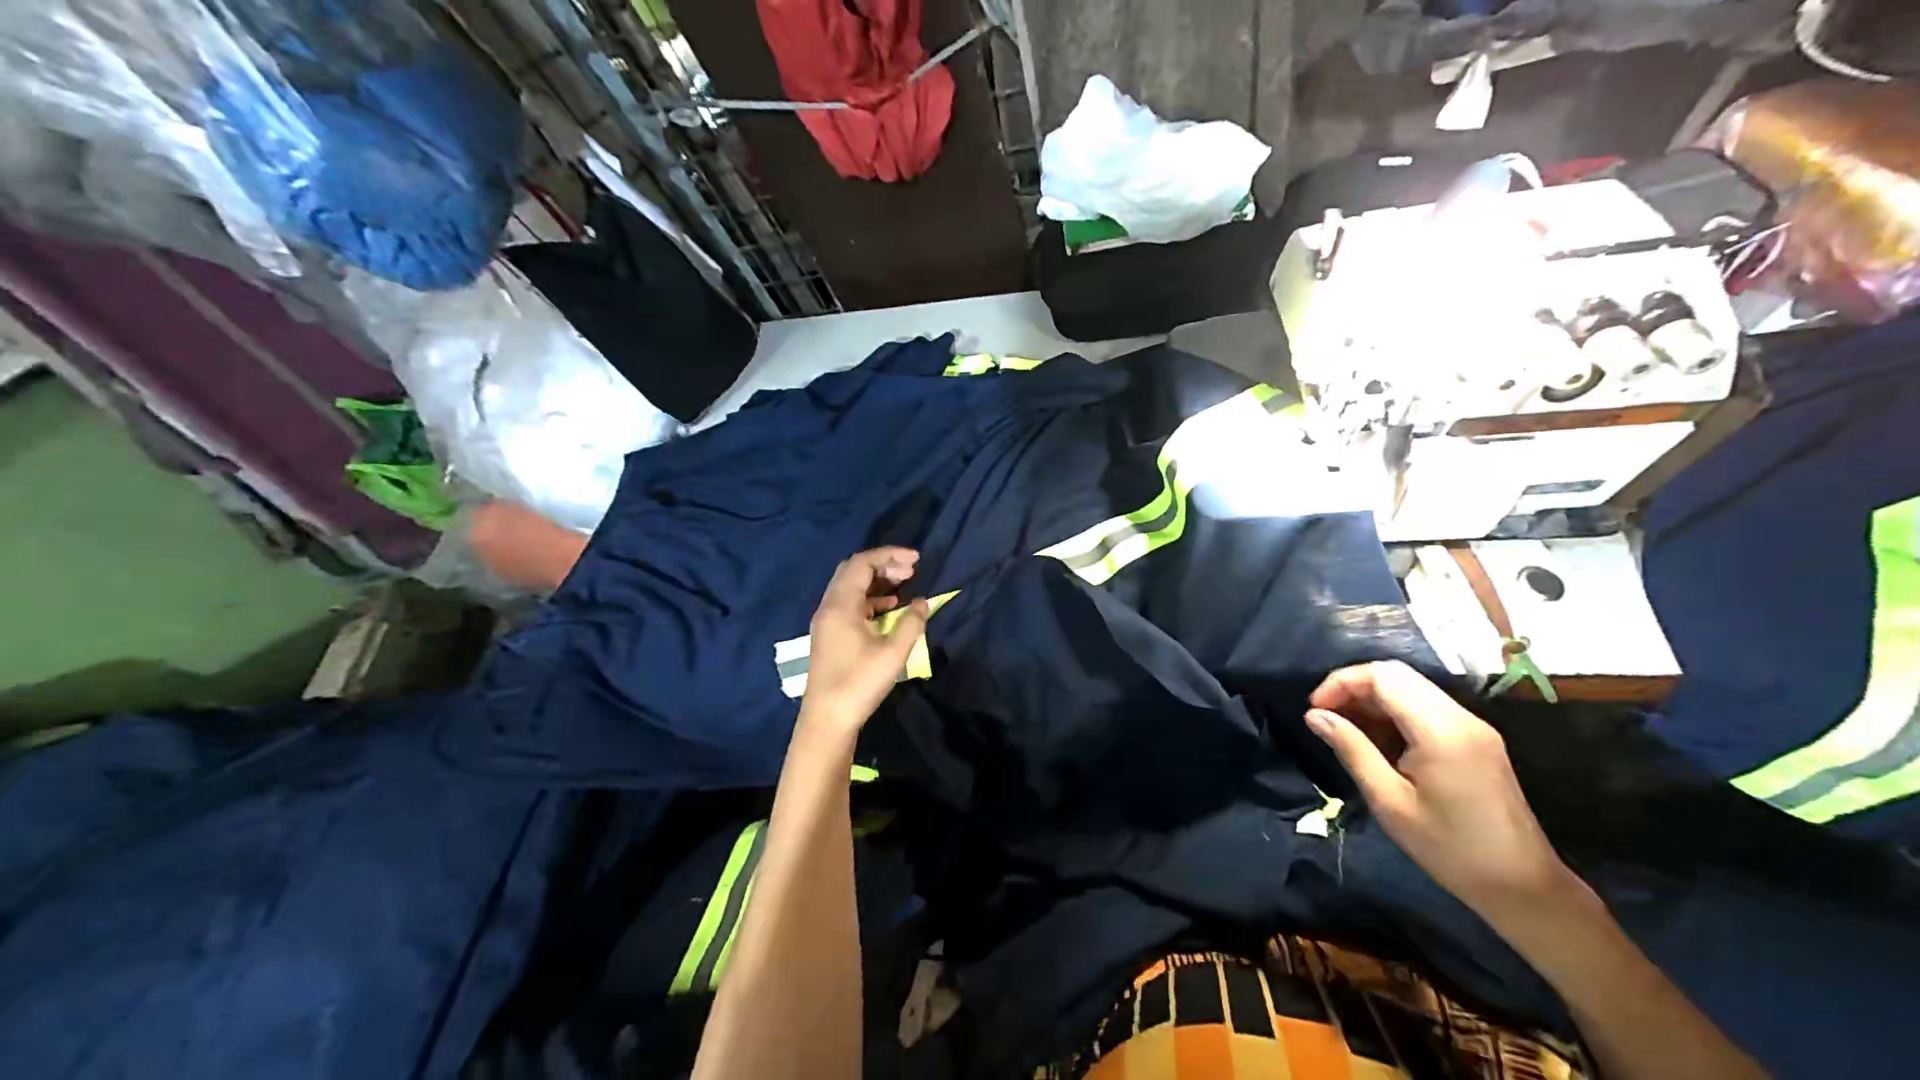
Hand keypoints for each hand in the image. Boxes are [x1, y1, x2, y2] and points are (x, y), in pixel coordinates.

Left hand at [799, 547, 930, 733]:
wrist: (827, 719)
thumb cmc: (859, 684)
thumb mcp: (893, 653)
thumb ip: (911, 623)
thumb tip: (922, 602)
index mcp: (840, 605)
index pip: (862, 564)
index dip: (889, 555)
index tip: (916, 559)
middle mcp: (829, 607)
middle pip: (853, 570)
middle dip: (883, 564)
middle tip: (911, 570)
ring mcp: (826, 621)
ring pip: (850, 587)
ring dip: (877, 581)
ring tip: (904, 584)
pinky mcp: (829, 635)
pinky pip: (849, 604)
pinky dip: (870, 598)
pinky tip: (889, 608)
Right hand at [1305, 661, 1581, 921]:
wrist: (1522, 887)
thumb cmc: (1450, 849)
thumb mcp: (1389, 802)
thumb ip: (1352, 750)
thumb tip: (1315, 716)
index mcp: (1442, 731)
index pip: (1384, 677)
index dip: (1342, 682)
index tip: (1315, 710)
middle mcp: (1461, 718)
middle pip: (1397, 674)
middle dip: (1354, 686)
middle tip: (1326, 717)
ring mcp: (1473, 727)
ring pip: (1411, 687)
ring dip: (1372, 698)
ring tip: (1346, 729)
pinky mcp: (1476, 739)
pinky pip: (1425, 706)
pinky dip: (1393, 711)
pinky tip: (1377, 739)